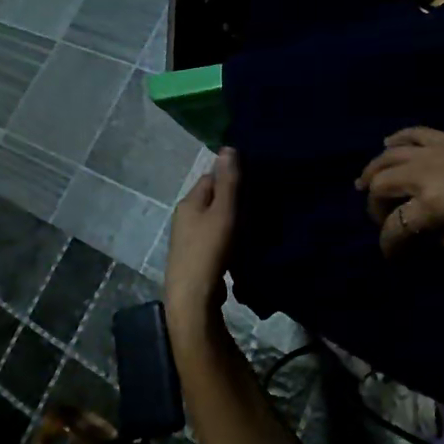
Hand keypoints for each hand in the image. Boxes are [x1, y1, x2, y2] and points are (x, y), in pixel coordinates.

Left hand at [166, 148, 239, 325]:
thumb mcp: (223, 212)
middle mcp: (184, 217)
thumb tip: (228, 147)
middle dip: (232, 199)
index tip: (255, 180)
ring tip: (254, 223)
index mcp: (188, 202)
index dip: (231, 176)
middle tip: (259, 202)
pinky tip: (241, 245)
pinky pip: (214, 239)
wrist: (193, 296)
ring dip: (231, 221)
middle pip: (211, 199)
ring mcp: (187, 239)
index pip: (211, 177)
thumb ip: (228, 182)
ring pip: (213, 220)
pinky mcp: (195, 257)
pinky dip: (227, 239)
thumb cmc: (209, 249)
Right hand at [356, 129, 443, 258]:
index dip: (388, 246)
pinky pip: (411, 134)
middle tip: (384, 222)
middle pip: (380, 187)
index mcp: (431, 207)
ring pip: (387, 158)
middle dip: (374, 208)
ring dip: (372, 172)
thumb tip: (427, 239)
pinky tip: (387, 145)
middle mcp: (423, 175)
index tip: (392, 257)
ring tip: (364, 184)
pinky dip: (394, 140)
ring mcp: (434, 152)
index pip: (393, 229)